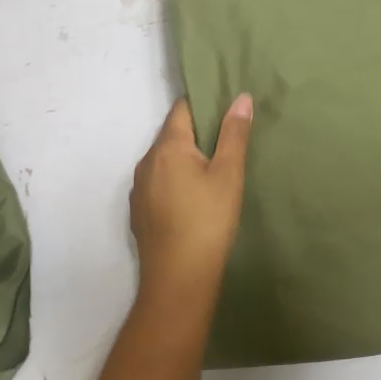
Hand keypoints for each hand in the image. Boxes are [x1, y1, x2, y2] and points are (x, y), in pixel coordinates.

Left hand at [130, 95, 254, 299]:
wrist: (179, 281)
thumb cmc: (208, 221)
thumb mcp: (229, 173)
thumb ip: (234, 133)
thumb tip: (241, 98)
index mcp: (167, 147)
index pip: (182, 108)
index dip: (205, 101)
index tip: (228, 105)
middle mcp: (147, 162)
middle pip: (173, 133)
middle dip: (199, 130)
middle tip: (230, 136)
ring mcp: (140, 189)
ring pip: (166, 159)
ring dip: (188, 157)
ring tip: (217, 166)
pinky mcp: (140, 212)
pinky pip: (160, 181)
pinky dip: (178, 179)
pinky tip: (197, 196)